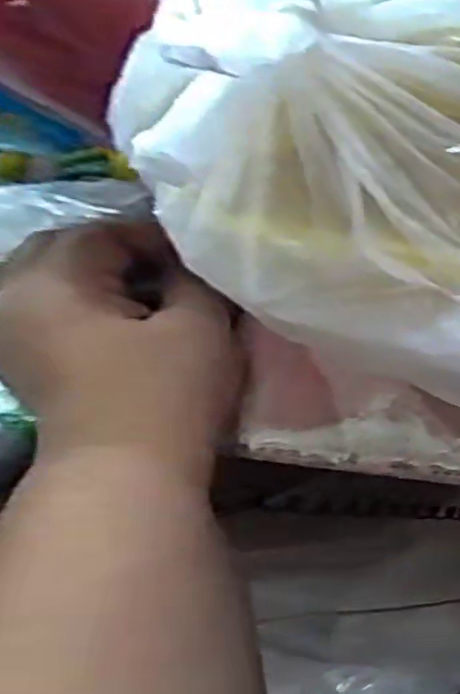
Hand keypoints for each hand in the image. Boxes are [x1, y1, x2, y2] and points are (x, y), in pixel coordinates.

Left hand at [0, 223, 240, 483]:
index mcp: (44, 284)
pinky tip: (140, 318)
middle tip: (187, 266)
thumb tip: (190, 265)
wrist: (127, 459)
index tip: (206, 251)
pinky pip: (56, 307)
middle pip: (63, 251)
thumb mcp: (198, 326)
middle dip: (126, 251)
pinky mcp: (25, 354)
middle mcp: (7, 297)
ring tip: (168, 291)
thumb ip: (194, 283)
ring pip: (57, 278)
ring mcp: (8, 329)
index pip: (97, 234)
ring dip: (112, 276)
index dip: (155, 235)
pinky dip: (98, 300)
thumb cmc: (168, 387)